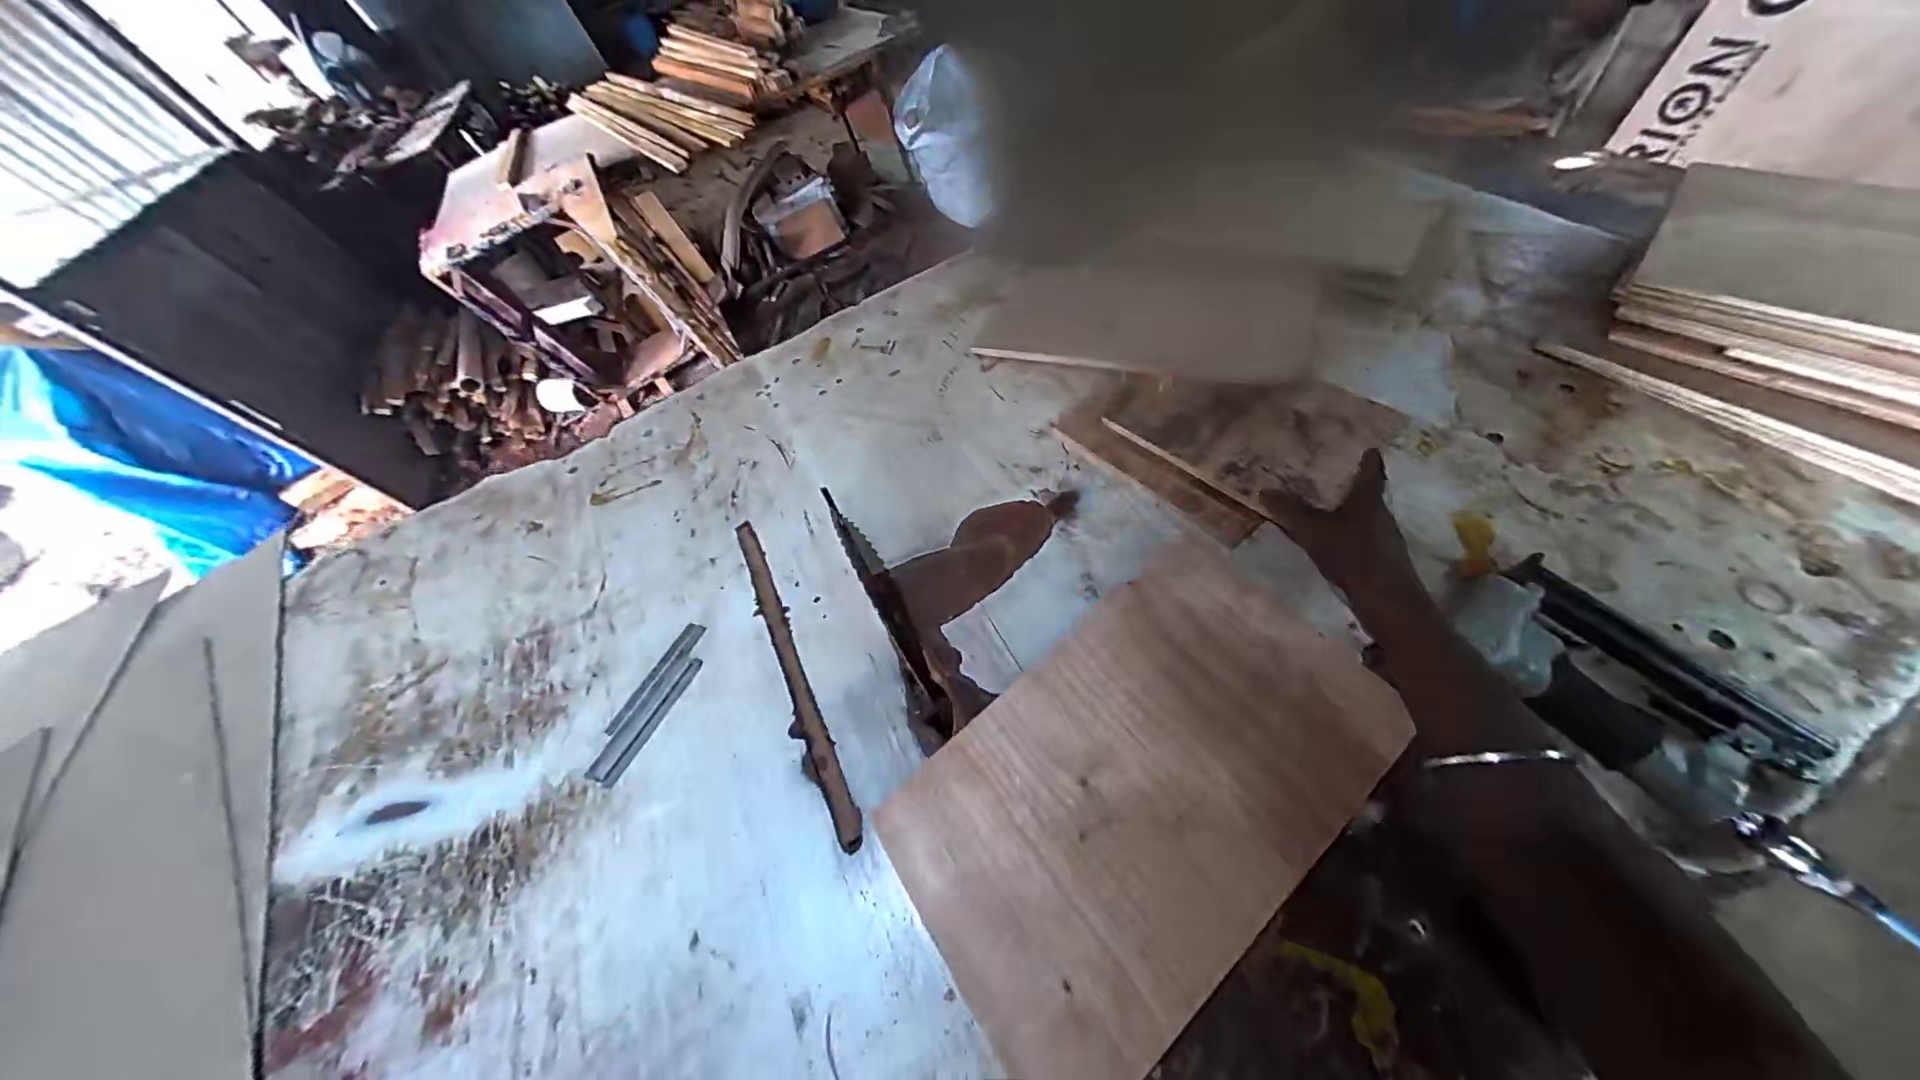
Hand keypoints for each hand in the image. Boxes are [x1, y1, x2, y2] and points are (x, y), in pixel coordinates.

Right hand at [1258, 449, 1421, 605]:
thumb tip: (1265, 490)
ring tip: (1333, 511)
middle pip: (1371, 497)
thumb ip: (1291, 512)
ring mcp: (1385, 540)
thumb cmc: (1352, 555)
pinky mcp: (1383, 561)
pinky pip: (1364, 538)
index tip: (1370, 449)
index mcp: (1369, 502)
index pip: (1371, 474)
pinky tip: (1337, 544)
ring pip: (1368, 519)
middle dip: (1356, 488)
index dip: (1369, 461)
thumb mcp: (1313, 531)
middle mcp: (1382, 517)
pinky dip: (1351, 535)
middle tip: (1340, 480)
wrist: (1385, 599)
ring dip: (1353, 514)